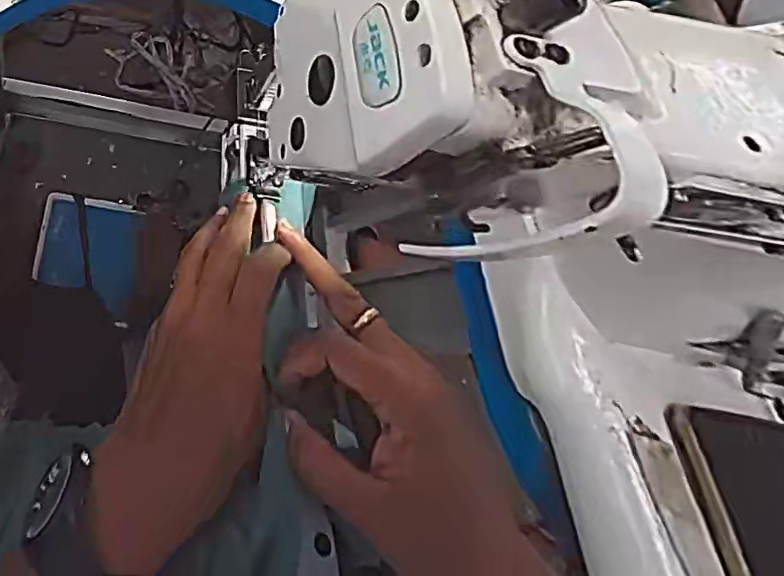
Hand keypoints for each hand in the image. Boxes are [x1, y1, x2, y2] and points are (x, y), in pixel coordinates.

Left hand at [87, 195, 291, 573]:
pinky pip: (180, 278)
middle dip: (239, 223)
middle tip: (251, 202)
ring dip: (210, 230)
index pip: (257, 274)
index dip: (273, 252)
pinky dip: (193, 256)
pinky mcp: (159, 329)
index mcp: (234, 341)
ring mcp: (176, 320)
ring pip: (194, 258)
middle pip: (222, 253)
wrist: (144, 476)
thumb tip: (268, 339)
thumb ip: (264, 365)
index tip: (285, 244)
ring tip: (223, 212)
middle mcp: (202, 320)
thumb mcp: (255, 415)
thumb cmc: (205, 459)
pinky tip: (200, 253)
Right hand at [275, 224, 558, 575]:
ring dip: (331, 312)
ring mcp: (425, 378)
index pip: (337, 345)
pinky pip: (379, 354)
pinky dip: (348, 348)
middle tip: (289, 239)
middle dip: (319, 270)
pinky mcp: (425, 392)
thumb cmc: (443, 540)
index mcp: (406, 393)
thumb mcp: (368, 507)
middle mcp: (418, 372)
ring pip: (368, 326)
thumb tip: (284, 421)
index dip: (300, 357)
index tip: (285, 388)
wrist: (498, 565)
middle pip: (358, 307)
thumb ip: (316, 459)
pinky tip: (329, 367)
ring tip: (301, 286)